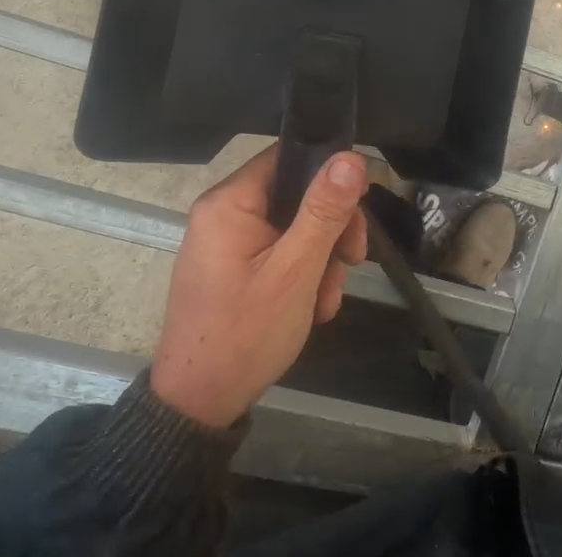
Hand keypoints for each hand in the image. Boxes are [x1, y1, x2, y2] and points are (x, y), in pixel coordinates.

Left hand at [150, 145, 368, 426]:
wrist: (199, 404)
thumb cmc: (246, 333)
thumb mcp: (296, 270)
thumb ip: (325, 211)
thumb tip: (352, 158)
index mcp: (229, 203)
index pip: (290, 157)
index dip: (332, 174)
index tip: (362, 204)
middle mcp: (225, 213)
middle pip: (299, 194)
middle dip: (333, 228)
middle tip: (353, 261)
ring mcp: (229, 242)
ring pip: (296, 226)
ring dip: (323, 258)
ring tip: (328, 298)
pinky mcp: (235, 266)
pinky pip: (282, 251)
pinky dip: (305, 273)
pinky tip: (314, 305)